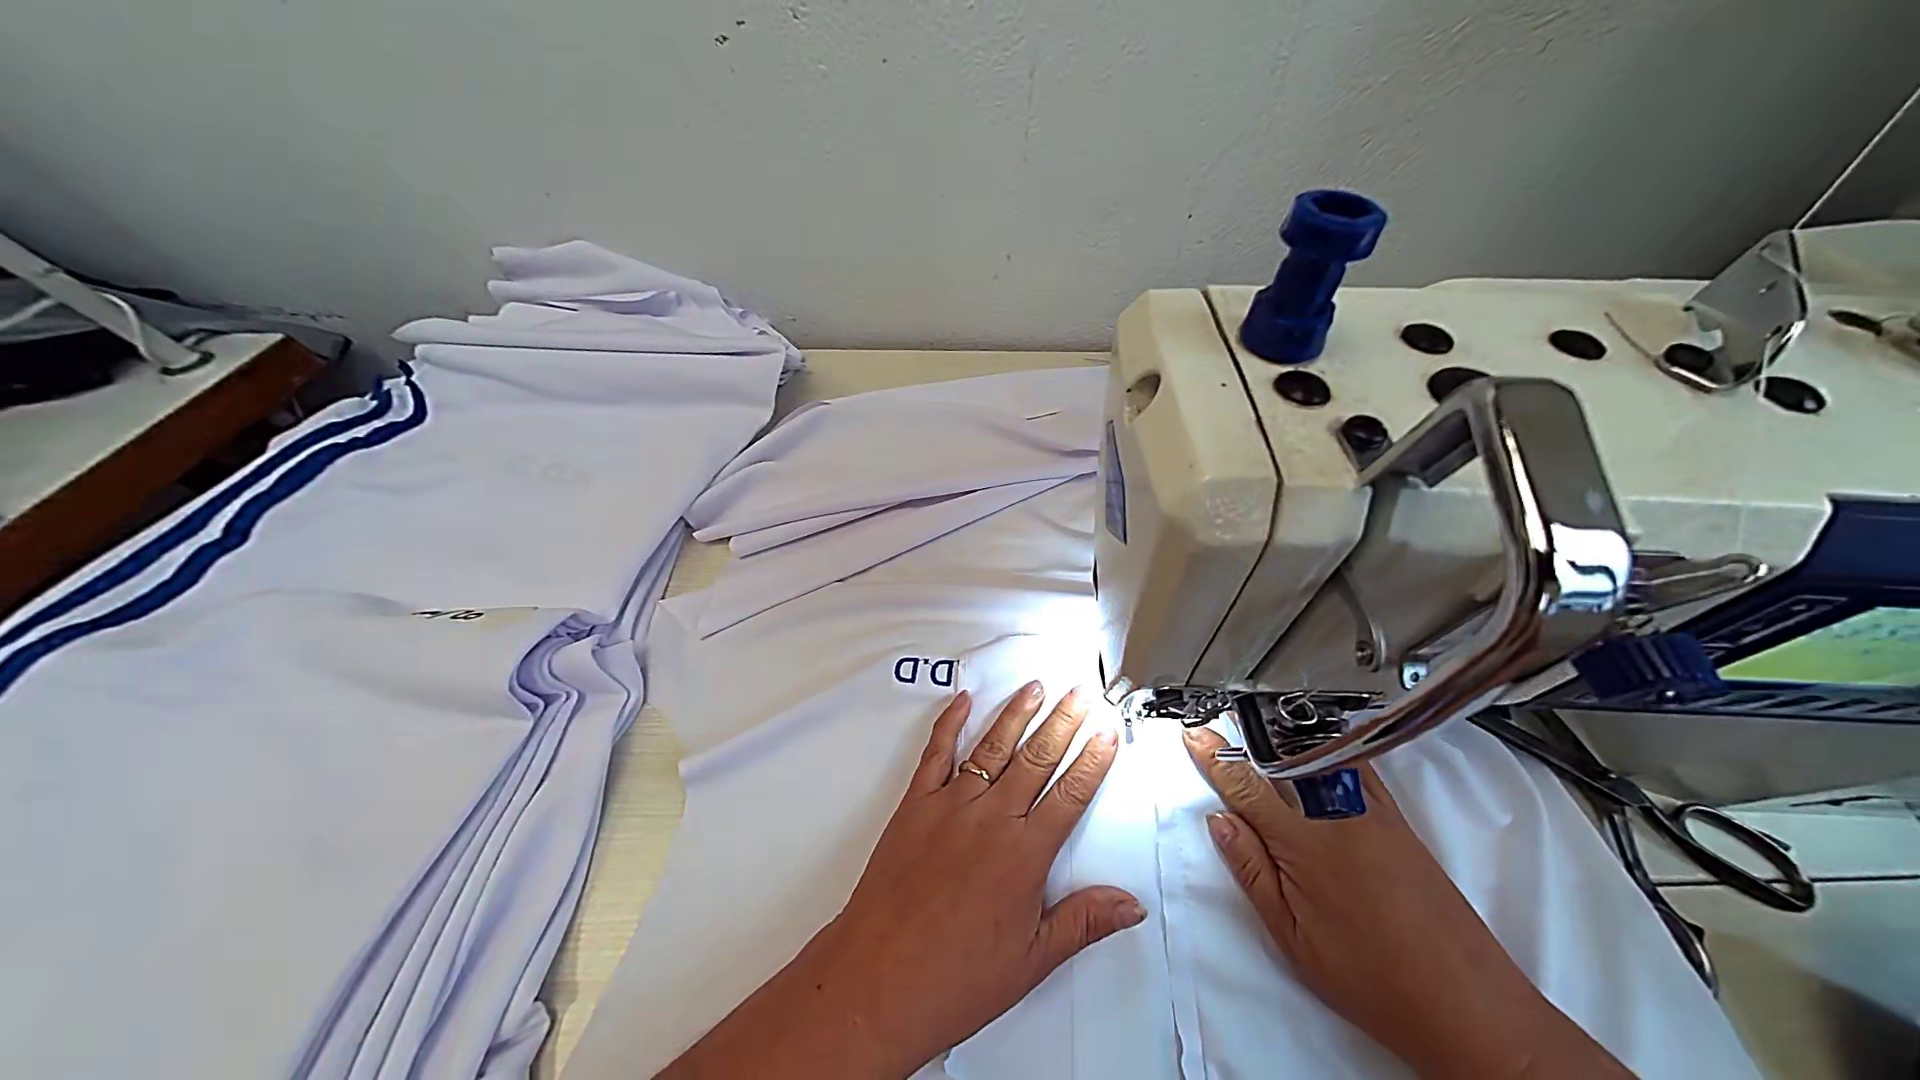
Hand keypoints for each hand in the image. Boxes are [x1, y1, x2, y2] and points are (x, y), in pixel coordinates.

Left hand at [659, 684, 1141, 1079]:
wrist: (878, 979)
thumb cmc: (951, 976)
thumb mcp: (1032, 959)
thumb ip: (1083, 922)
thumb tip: (1127, 906)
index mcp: (1024, 855)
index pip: (1071, 794)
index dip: (1094, 760)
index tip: (1106, 732)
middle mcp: (990, 820)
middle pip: (1037, 758)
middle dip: (1063, 721)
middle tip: (1079, 694)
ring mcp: (950, 806)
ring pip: (993, 747)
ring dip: (1016, 713)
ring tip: (1035, 688)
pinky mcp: (915, 806)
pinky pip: (936, 754)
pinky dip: (949, 724)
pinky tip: (961, 702)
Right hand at [1183, 727, 1633, 1079]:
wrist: (1467, 1006)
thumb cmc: (1375, 980)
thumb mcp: (1293, 936)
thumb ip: (1252, 871)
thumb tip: (1221, 823)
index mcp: (1304, 844)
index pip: (1245, 785)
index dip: (1214, 757)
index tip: (1196, 738)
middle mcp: (1339, 817)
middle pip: (1281, 760)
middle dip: (1243, 742)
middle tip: (1217, 734)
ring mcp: (1374, 814)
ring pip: (1319, 757)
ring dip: (1282, 741)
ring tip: (1257, 735)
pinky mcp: (1400, 822)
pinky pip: (1356, 768)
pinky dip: (1328, 750)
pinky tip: (1317, 752)